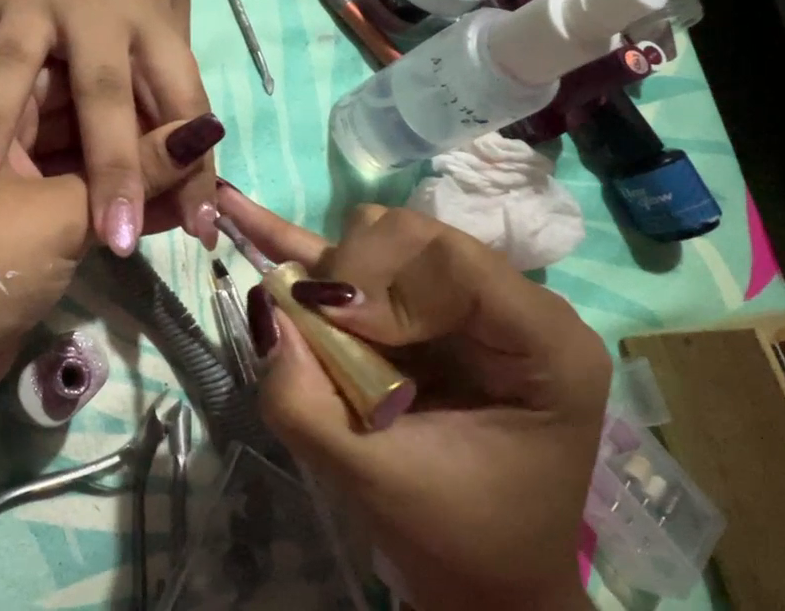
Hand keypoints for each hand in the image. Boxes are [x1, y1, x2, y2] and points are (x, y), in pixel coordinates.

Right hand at [0, 0, 217, 255]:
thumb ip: (166, 61)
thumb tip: (178, 136)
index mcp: (148, 16)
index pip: (181, 98)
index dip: (194, 164)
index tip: (199, 231)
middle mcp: (93, 13)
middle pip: (104, 94)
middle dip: (112, 165)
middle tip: (114, 238)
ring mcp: (33, 1)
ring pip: (15, 67)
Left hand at [0, 76, 225, 400]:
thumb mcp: (62, 211)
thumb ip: (138, 169)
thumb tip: (206, 130)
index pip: (76, 75)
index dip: (136, 88)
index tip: (195, 102)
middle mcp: (0, 130)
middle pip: (85, 122)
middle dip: (144, 140)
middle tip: (210, 154)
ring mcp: (10, 182)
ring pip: (85, 167)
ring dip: (137, 180)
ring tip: (204, 189)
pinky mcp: (22, 225)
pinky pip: (79, 203)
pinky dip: (117, 209)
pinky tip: (174, 215)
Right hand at [221, 189, 607, 610]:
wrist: (485, 575)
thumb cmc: (454, 535)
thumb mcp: (372, 480)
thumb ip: (304, 402)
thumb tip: (267, 309)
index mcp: (543, 345)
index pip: (453, 261)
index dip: (382, 282)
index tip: (341, 331)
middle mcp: (514, 305)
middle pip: (413, 235)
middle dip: (354, 276)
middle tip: (326, 335)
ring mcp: (466, 299)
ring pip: (381, 234)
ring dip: (333, 274)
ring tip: (318, 325)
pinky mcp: (421, 305)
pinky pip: (362, 257)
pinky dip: (301, 244)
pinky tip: (241, 210)